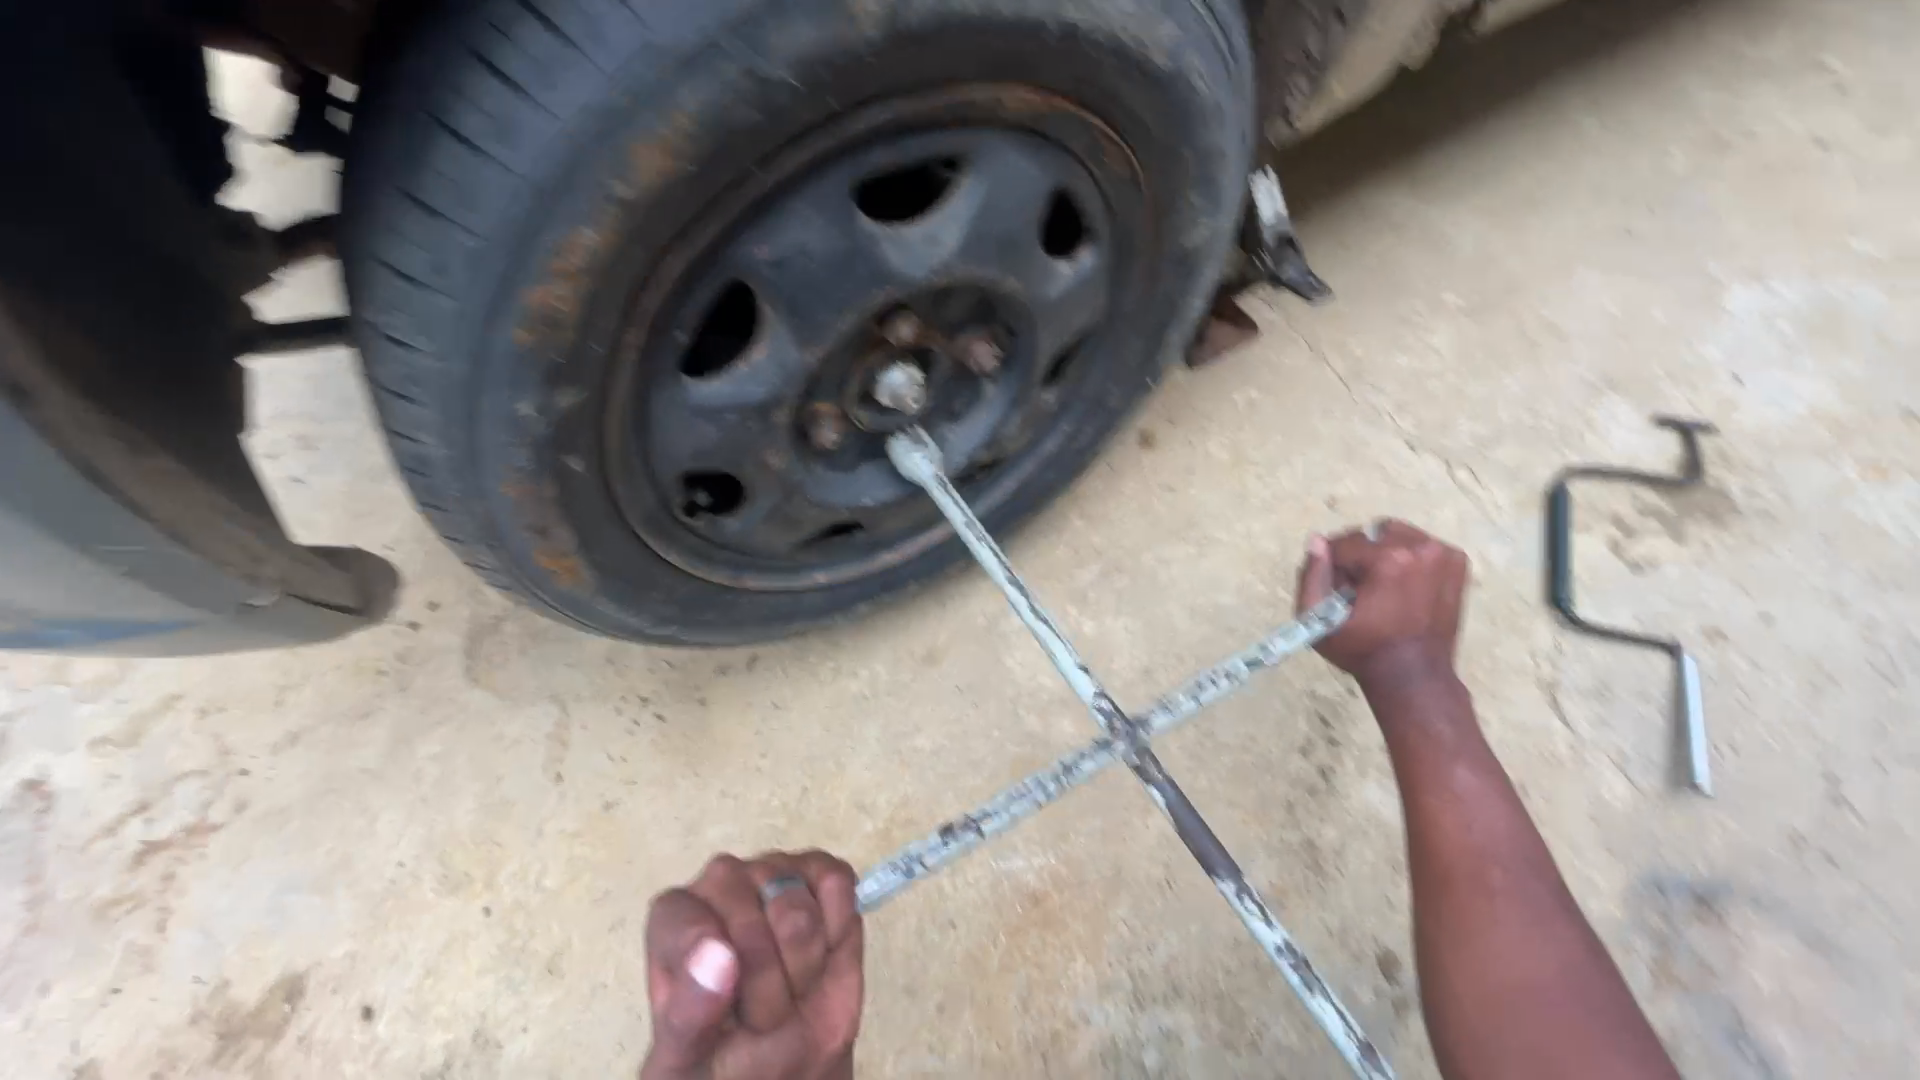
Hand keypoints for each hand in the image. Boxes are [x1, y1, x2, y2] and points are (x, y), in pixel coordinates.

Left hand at [640, 851, 864, 1079]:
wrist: (784, 1067)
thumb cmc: (721, 1061)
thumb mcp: (687, 1059)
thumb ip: (690, 1013)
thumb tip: (719, 958)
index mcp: (675, 916)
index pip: (692, 930)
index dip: (718, 981)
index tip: (726, 1014)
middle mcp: (722, 882)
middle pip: (751, 925)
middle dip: (768, 985)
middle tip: (764, 1011)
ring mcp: (776, 870)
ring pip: (798, 911)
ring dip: (804, 966)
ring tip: (793, 984)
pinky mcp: (822, 872)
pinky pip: (836, 885)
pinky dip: (837, 931)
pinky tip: (823, 951)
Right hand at [1296, 519, 1469, 692]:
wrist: (1414, 676)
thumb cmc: (1362, 650)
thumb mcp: (1319, 621)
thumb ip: (1312, 576)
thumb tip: (1317, 541)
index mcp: (1389, 560)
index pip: (1344, 543)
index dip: (1332, 567)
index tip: (1336, 591)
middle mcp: (1422, 548)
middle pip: (1374, 533)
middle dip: (1361, 554)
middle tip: (1360, 586)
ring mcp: (1444, 554)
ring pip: (1399, 535)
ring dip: (1385, 553)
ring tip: (1382, 586)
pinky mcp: (1457, 563)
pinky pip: (1422, 546)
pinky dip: (1409, 559)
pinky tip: (1404, 586)